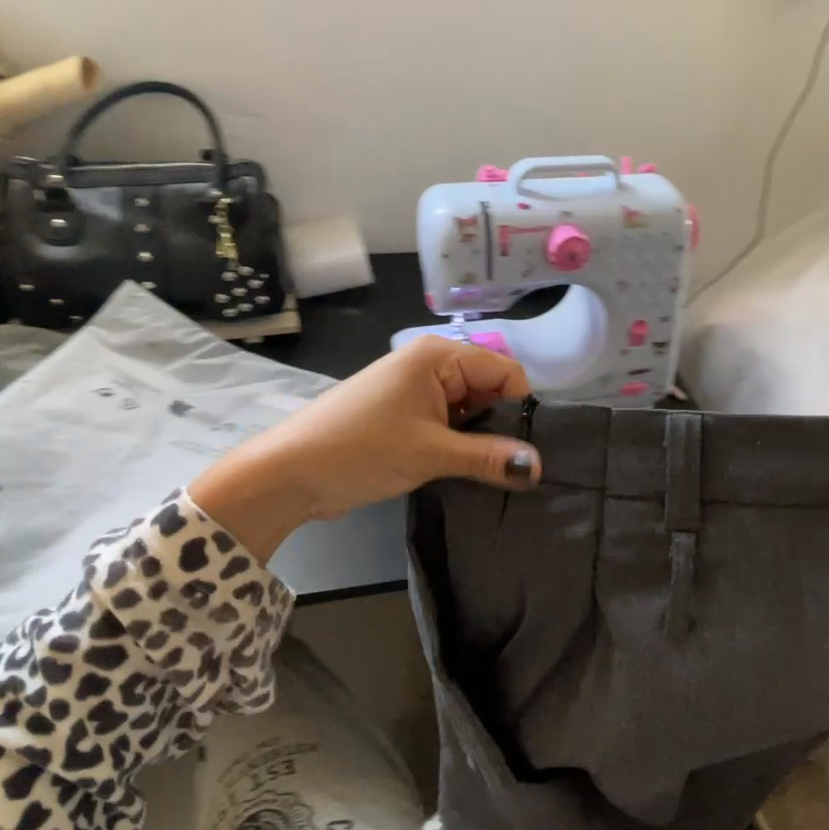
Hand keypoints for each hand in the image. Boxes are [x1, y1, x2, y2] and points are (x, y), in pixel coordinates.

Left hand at [190, 338, 541, 558]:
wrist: (289, 473)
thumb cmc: (360, 449)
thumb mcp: (431, 452)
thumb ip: (489, 458)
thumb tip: (539, 467)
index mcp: (438, 356)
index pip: (505, 371)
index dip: (520, 407)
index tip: (528, 447)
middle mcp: (430, 365)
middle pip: (489, 389)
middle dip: (502, 425)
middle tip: (513, 467)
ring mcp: (416, 392)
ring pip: (470, 411)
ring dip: (479, 440)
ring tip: (490, 473)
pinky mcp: (405, 419)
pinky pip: (448, 425)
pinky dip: (459, 446)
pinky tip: (464, 471)